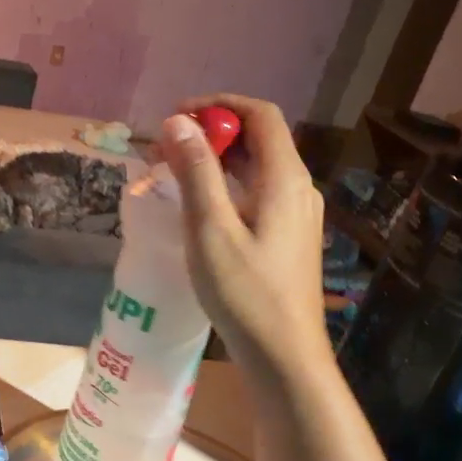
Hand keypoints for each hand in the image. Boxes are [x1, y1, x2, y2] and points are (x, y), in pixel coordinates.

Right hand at [161, 96, 330, 399]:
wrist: (283, 355)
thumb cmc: (245, 292)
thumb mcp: (210, 229)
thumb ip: (195, 172)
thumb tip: (177, 122)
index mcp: (285, 179)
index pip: (259, 115)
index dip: (218, 106)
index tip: (175, 117)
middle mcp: (298, 188)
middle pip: (258, 138)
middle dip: (211, 132)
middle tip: (163, 148)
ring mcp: (296, 213)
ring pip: (256, 167)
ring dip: (216, 159)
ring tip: (172, 173)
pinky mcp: (288, 236)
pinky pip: (257, 192)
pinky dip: (226, 184)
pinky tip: (199, 207)